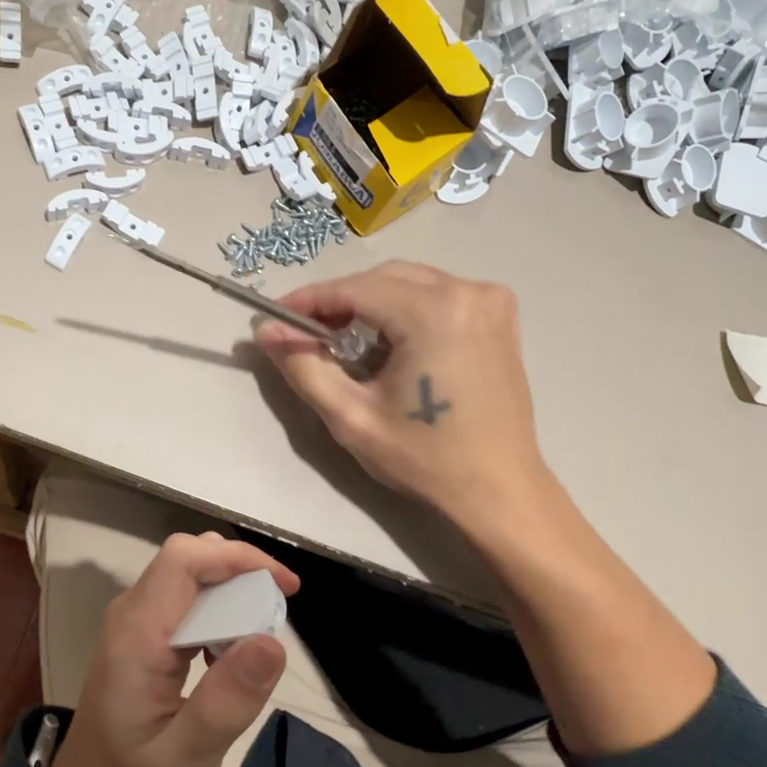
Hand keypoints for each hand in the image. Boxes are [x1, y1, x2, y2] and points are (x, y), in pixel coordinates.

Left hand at [48, 533, 299, 766]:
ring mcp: (134, 622)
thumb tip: (271, 642)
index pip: (184, 561)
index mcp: (137, 635)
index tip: (286, 587)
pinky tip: (232, 655)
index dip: (237, 558)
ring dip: (233, 594)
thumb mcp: (185, 759)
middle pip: (189, 561)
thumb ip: (225, 704)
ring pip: (190, 577)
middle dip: (241, 575)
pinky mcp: (142, 634)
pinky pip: (186, 601)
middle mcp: (131, 615)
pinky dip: (220, 613)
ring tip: (260, 640)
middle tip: (277, 618)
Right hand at [255, 261, 548, 532]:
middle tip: (306, 334)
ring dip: (372, 305)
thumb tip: (267, 331)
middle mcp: (467, 291)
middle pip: (384, 279)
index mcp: (432, 313)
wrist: (496, 487)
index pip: (354, 288)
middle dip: (340, 301)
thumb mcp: (351, 417)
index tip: (274, 317)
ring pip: (411, 283)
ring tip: (344, 343)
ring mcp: (490, 301)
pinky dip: (406, 310)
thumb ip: (304, 367)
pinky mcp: (499, 317)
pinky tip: (390, 345)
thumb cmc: (423, 458)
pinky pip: (439, 295)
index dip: (308, 300)